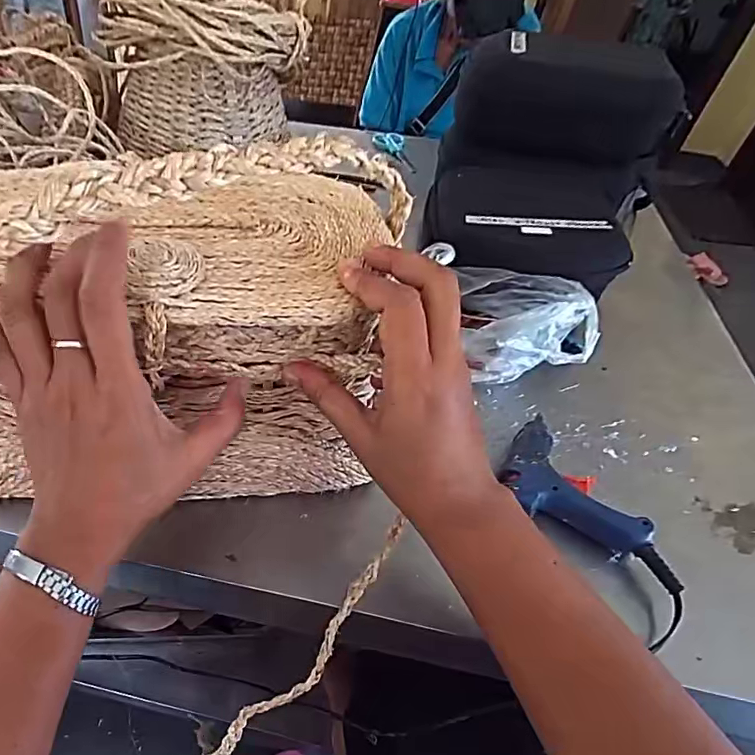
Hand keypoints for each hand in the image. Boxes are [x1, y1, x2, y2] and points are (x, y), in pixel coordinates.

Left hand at [0, 222, 246, 582]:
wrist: (78, 528)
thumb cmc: (134, 493)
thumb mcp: (190, 460)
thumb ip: (223, 421)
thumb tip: (244, 385)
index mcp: (116, 390)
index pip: (102, 307)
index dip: (105, 259)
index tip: (116, 229)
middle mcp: (72, 381)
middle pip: (59, 299)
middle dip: (72, 254)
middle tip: (88, 234)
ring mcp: (39, 389)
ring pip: (19, 316)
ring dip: (24, 272)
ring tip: (39, 244)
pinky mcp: (19, 400)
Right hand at [287, 244, 508, 531]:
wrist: (460, 498)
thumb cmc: (411, 474)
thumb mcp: (361, 437)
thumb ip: (328, 396)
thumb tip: (294, 369)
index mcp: (416, 378)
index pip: (401, 307)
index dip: (372, 282)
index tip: (345, 275)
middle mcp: (445, 361)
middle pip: (440, 284)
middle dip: (404, 259)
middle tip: (369, 255)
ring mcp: (458, 362)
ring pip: (448, 298)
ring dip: (414, 276)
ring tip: (376, 276)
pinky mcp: (459, 368)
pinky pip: (443, 320)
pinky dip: (418, 303)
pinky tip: (388, 317)